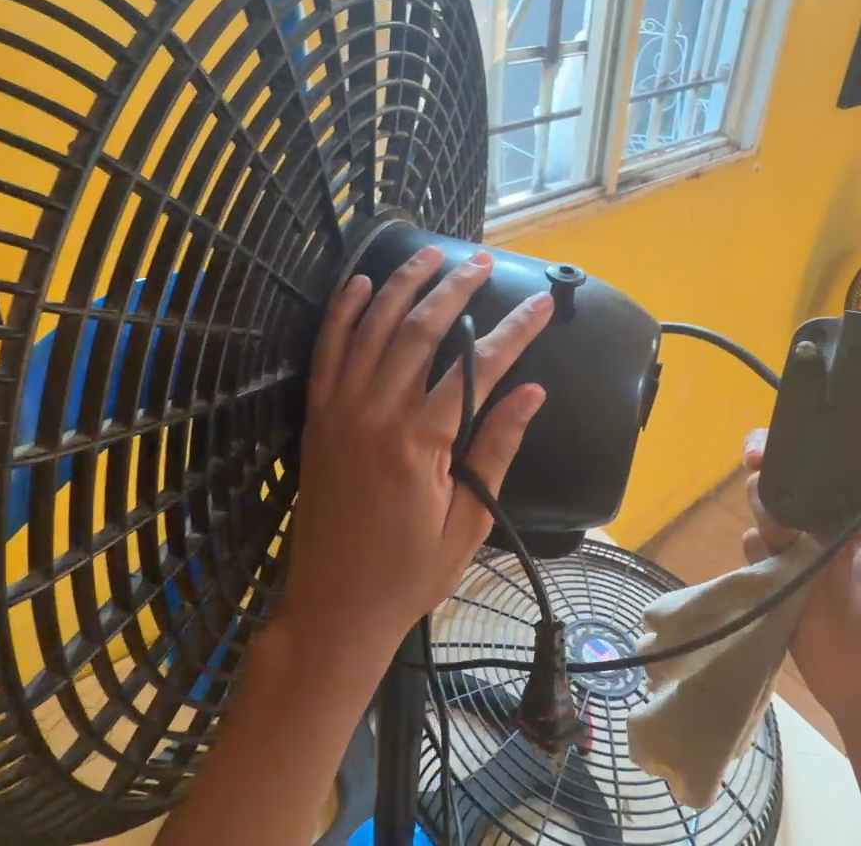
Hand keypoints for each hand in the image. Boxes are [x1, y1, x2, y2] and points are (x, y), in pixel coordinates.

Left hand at [281, 246, 554, 660]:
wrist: (333, 608)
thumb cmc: (409, 573)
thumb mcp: (468, 522)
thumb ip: (497, 450)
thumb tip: (533, 393)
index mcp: (420, 441)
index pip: (477, 366)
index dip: (514, 330)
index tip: (542, 303)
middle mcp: (376, 413)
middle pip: (420, 329)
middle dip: (456, 288)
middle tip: (482, 260)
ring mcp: (340, 410)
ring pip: (372, 328)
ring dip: (402, 284)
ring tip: (430, 253)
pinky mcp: (318, 418)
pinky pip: (327, 351)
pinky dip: (343, 313)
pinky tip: (360, 284)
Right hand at [740, 430, 860, 716]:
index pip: (838, 468)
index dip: (816, 444)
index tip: (799, 428)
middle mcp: (826, 525)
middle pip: (790, 477)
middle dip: (768, 460)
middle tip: (756, 457)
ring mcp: (797, 549)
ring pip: (766, 504)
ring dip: (765, 504)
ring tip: (781, 532)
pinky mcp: (773, 574)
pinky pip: (753, 544)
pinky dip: (757, 546)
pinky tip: (774, 564)